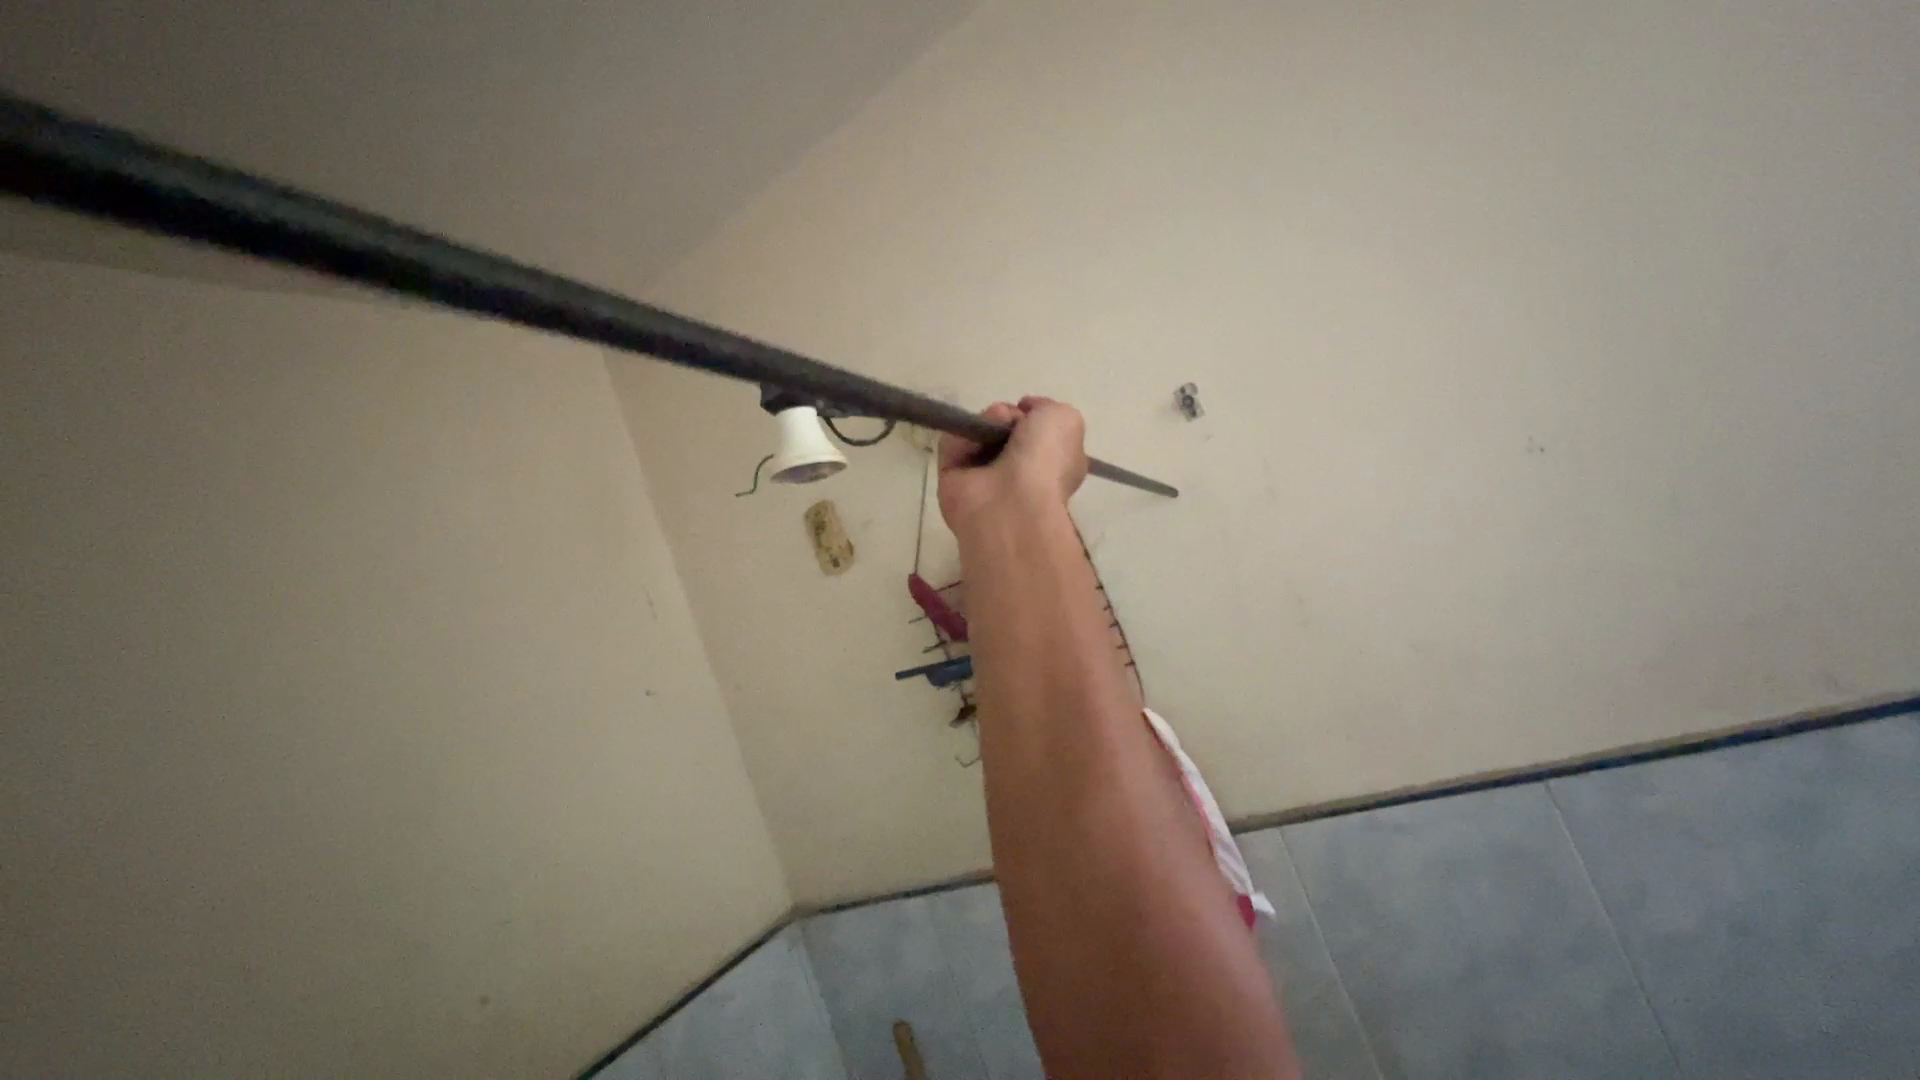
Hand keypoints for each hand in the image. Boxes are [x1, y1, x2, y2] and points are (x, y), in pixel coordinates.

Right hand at [938, 396, 1088, 536]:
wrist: (1011, 501)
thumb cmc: (1045, 461)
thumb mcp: (1065, 419)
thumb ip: (1047, 406)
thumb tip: (1024, 408)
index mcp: (1049, 463)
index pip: (1035, 431)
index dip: (1030, 415)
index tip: (1027, 410)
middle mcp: (1018, 471)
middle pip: (1001, 428)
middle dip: (1003, 416)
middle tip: (1007, 422)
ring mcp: (984, 477)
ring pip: (977, 433)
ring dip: (983, 424)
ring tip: (988, 434)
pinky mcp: (953, 481)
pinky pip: (952, 447)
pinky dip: (960, 441)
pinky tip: (971, 447)